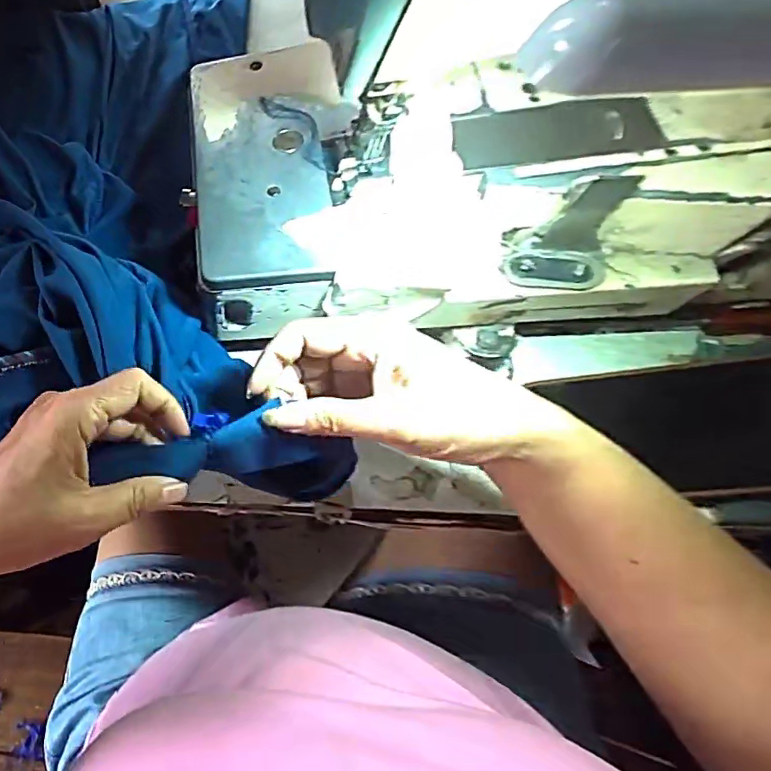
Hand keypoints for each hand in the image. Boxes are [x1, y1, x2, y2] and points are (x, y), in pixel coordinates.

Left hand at [0, 369, 191, 583]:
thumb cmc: (21, 526)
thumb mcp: (89, 515)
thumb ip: (140, 495)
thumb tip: (179, 486)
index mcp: (71, 411)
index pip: (134, 383)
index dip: (167, 406)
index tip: (184, 441)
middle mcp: (58, 405)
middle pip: (120, 398)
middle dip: (153, 425)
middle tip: (175, 462)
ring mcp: (44, 419)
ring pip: (102, 416)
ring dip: (132, 438)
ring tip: (154, 474)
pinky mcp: (37, 436)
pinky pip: (83, 429)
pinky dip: (109, 446)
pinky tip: (121, 476)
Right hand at [246, 316, 595, 466]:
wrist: (513, 436)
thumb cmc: (465, 415)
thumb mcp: (389, 419)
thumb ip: (327, 418)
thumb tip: (276, 419)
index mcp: (371, 335)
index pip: (300, 335)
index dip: (271, 362)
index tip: (258, 394)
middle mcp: (365, 343)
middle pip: (302, 355)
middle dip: (283, 384)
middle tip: (274, 416)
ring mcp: (368, 365)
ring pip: (312, 374)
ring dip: (297, 398)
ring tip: (292, 424)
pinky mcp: (371, 386)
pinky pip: (329, 391)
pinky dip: (314, 408)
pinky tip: (309, 426)